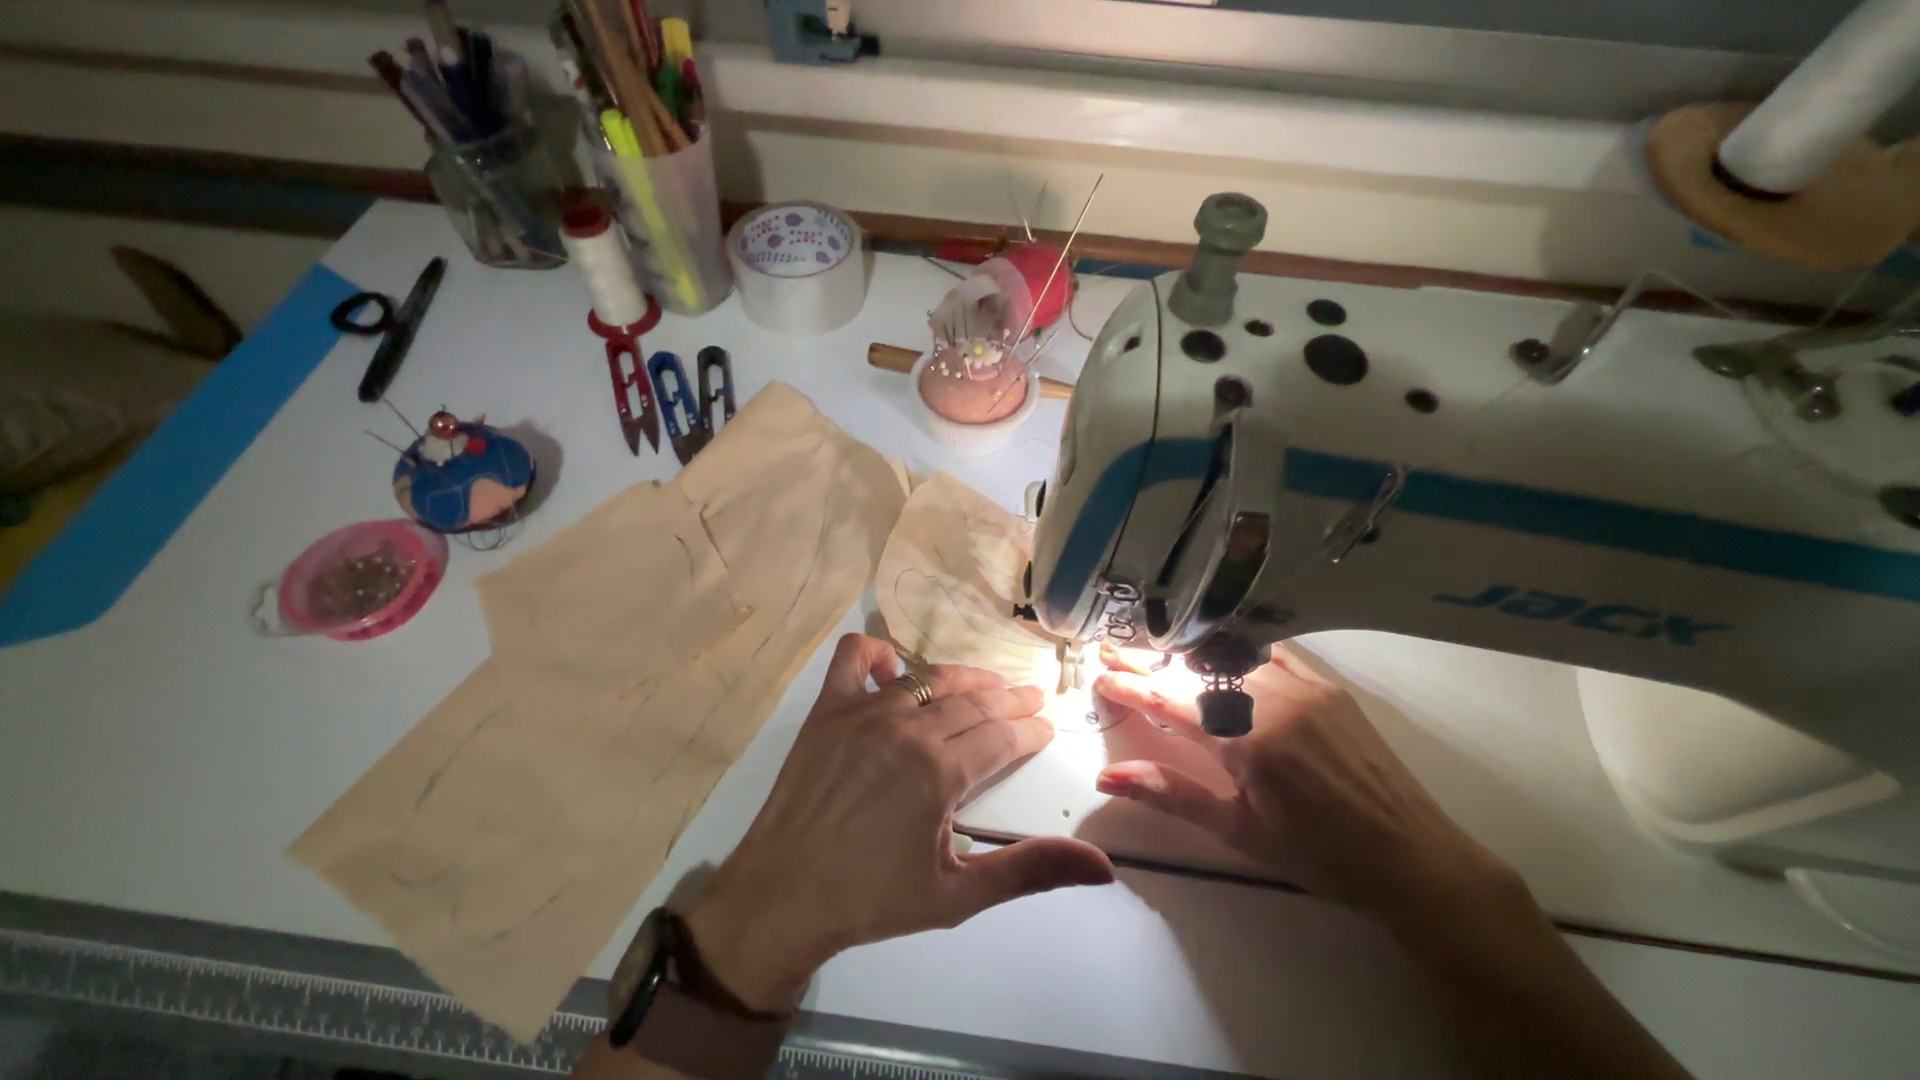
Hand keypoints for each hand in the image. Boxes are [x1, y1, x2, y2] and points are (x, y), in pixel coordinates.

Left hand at [669, 634, 1113, 1011]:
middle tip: (1031, 698)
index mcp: (940, 772)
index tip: (1046, 727)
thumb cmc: (873, 900)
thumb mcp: (958, 896)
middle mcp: (906, 730)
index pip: (1003, 736)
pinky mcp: (826, 711)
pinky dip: (879, 654)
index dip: (1031, 729)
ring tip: (988, 684)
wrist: (783, 897)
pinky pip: (853, 659)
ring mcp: (862, 714)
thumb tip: (1103, 864)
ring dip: (964, 678)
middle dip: (1009, 699)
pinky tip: (896, 669)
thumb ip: (1030, 871)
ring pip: (928, 678)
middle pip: (973, 702)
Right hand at [1094, 643, 1521, 934]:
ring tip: (1156, 653)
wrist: (1412, 856)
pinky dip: (1238, 652)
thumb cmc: (1319, 855)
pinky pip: (1273, 655)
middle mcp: (1274, 699)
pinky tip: (1219, 650)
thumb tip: (1109, 775)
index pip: (1174, 701)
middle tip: (1114, 651)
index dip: (1134, 687)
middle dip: (1152, 662)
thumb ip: (1172, 795)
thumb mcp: (1239, 832)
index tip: (1102, 676)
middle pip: (1198, 671)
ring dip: (1190, 656)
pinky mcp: (1328, 688)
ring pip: (1232, 658)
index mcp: (1249, 739)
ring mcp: (1305, 688)